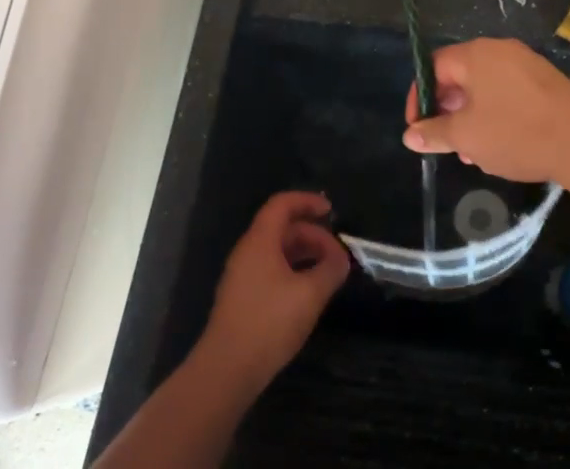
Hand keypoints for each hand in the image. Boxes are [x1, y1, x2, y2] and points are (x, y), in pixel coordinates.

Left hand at [196, 191, 349, 390]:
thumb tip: (341, 259)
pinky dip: (293, 271)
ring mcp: (241, 276)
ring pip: (276, 251)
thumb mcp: (310, 294)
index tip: (331, 211)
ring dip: (304, 254)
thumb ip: (330, 270)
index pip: (281, 204)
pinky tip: (308, 293)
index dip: (307, 201)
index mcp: (259, 241)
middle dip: (312, 235)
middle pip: (281, 228)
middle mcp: (247, 252)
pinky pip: (270, 270)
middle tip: (337, 255)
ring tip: (328, 272)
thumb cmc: (269, 322)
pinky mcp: (242, 298)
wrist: (227, 368)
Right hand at [401, 38, 569, 182]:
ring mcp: (527, 65)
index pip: (433, 67)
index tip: (418, 129)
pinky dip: (496, 116)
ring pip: (485, 89)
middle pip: (460, 76)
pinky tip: (501, 146)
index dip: (420, 98)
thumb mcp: (467, 137)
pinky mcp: (546, 83)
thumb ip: (434, 133)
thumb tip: (410, 135)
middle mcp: (501, 51)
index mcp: (476, 55)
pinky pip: (508, 94)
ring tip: (475, 154)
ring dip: (472, 119)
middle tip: (446, 143)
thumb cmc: (517, 134)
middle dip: (447, 112)